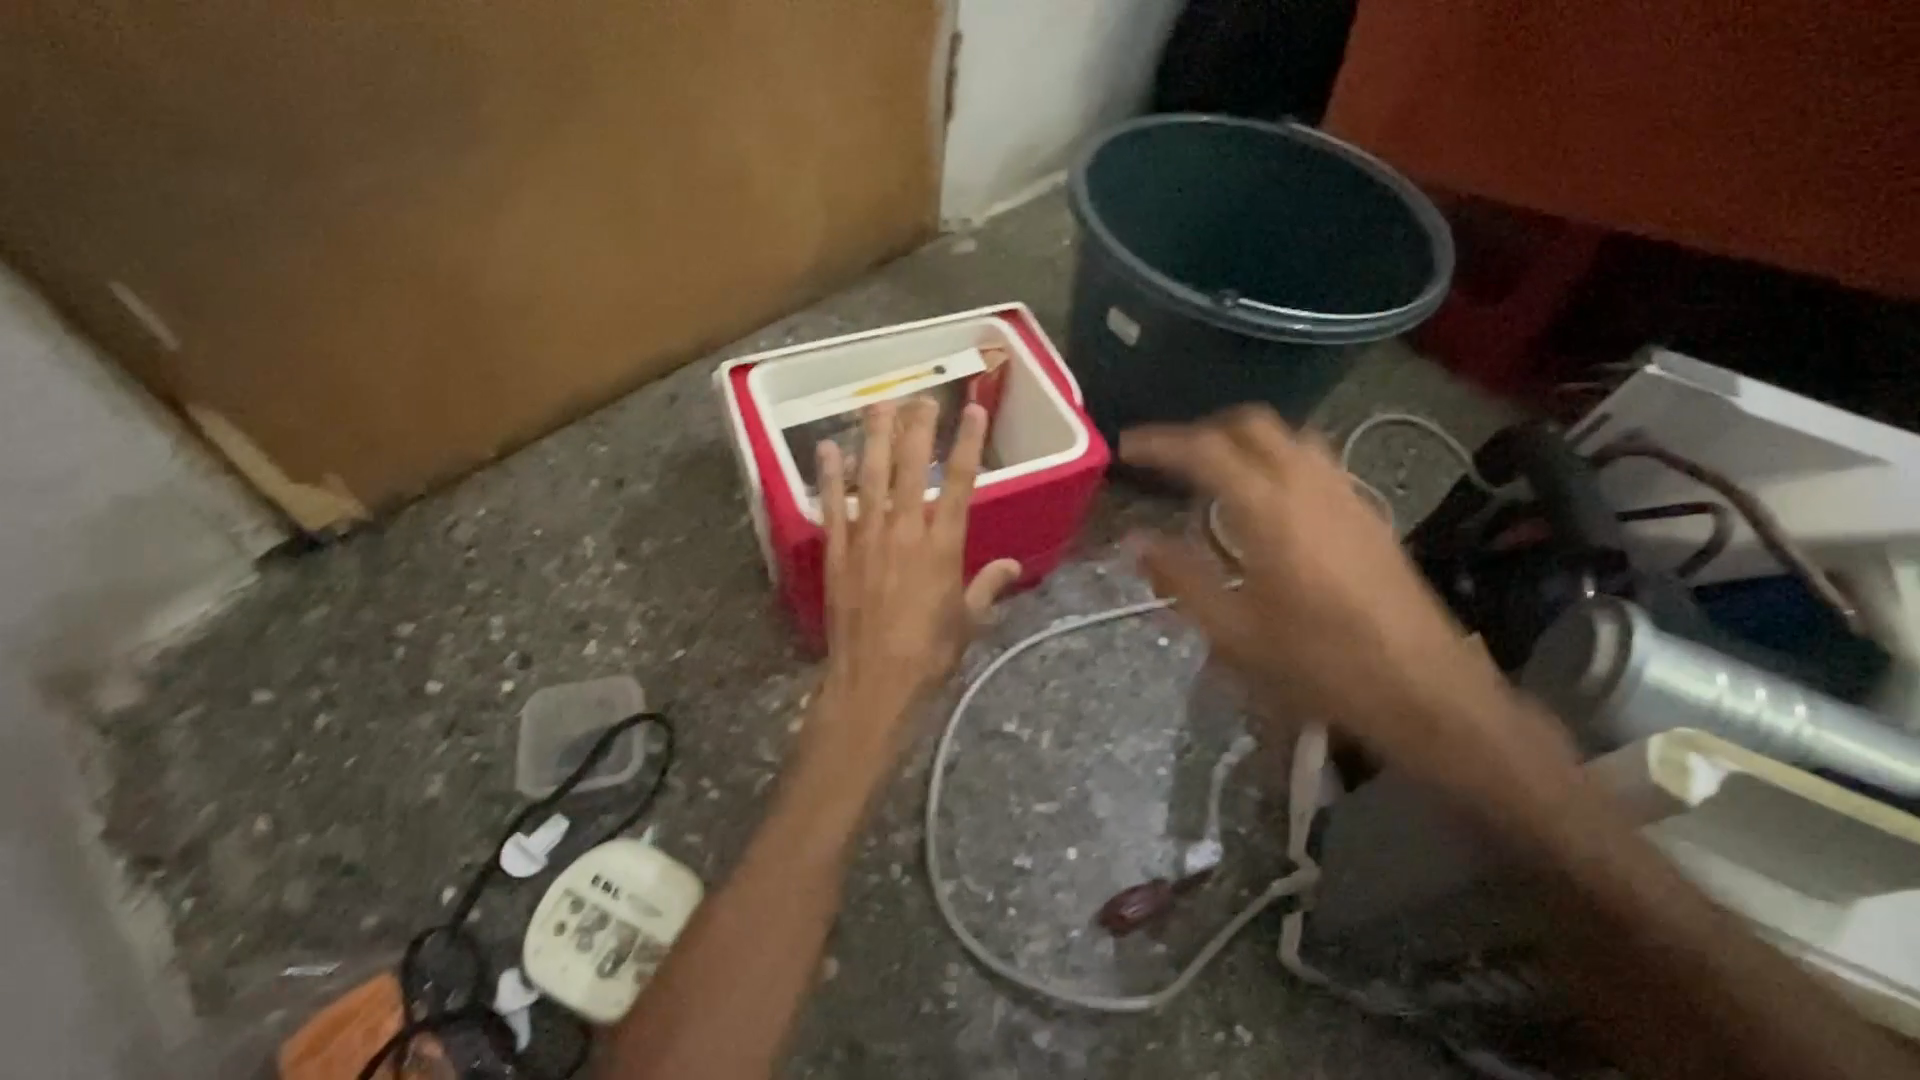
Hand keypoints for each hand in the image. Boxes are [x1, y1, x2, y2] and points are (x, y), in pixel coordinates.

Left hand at [807, 398, 1020, 769]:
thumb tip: (1013, 566)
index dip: (967, 443)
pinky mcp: (837, 552)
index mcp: (944, 545)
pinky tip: (829, 450)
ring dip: (874, 437)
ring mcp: (867, 538)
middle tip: (922, 396)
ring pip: (872, 476)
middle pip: (912, 467)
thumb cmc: (929, 654)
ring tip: (878, 404)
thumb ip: (989, 587)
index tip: (973, 410)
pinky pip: (833, 506)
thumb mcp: (968, 621)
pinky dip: (831, 477)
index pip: (961, 482)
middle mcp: (905, 531)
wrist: (874, 681)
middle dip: (918, 428)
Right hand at [1122, 406, 1569, 801]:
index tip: (1126, 447)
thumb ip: (1181, 578)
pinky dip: (1278, 460)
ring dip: (1244, 441)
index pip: (1205, 451)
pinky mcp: (1368, 512)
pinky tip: (1267, 502)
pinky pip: (1315, 461)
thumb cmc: (1321, 665)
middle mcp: (1310, 485)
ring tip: (1213, 473)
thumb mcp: (1236, 633)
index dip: (1160, 442)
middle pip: (1251, 426)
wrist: (1424, 688)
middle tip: (1168, 458)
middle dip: (1203, 431)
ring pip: (1289, 437)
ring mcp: (1346, 494)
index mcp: (1270, 509)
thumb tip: (1135, 541)